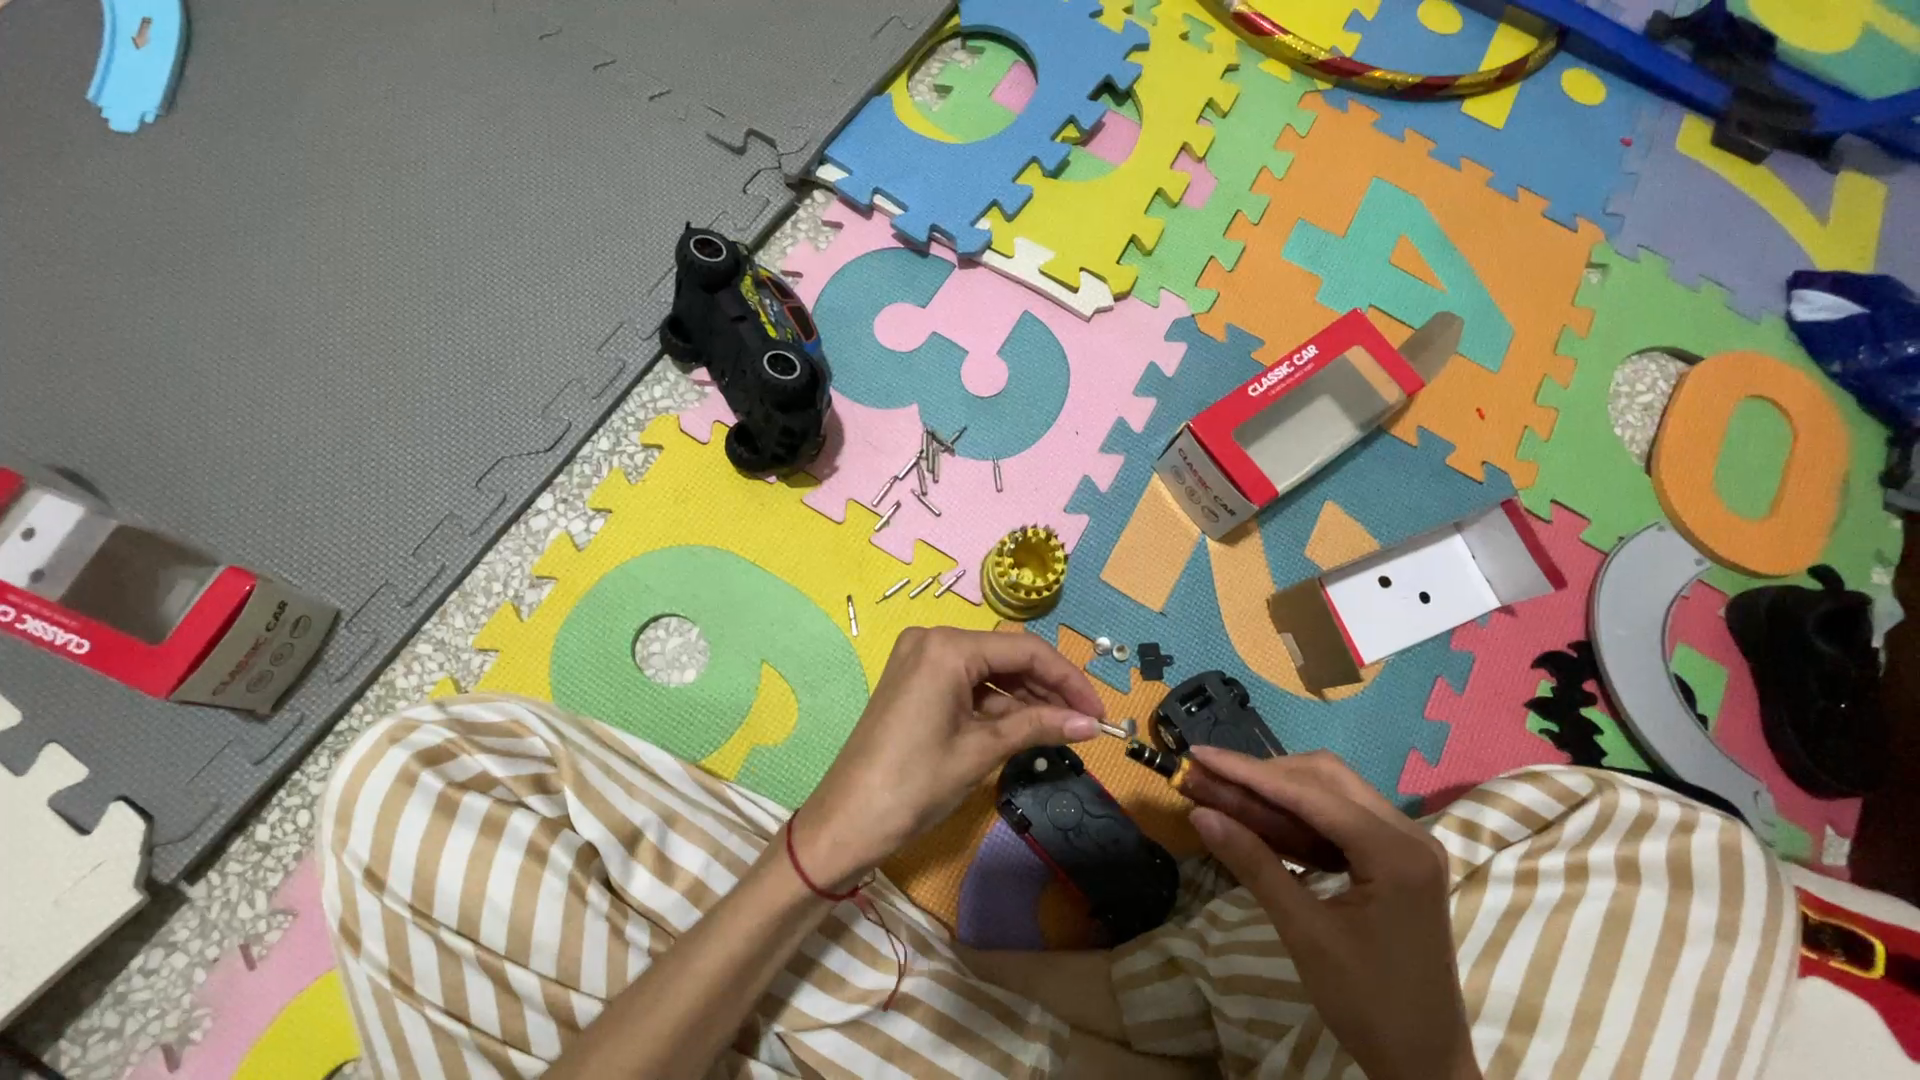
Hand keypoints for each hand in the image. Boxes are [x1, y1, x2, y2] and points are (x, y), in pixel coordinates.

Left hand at [792, 627, 1105, 889]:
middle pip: (1007, 657)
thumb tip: (1090, 723)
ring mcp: (919, 661)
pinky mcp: (914, 683)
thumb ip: (1038, 726)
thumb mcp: (981, 751)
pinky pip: (967, 685)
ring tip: (1062, 729)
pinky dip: (997, 705)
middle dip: (1049, 689)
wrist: (847, 822)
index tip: (1098, 712)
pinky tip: (1026, 728)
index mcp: (947, 647)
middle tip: (1085, 723)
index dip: (1068, 680)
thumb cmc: (914, 783)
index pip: (1025, 651)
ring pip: (989, 672)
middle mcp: (932, 641)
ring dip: (1026, 699)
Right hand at [1186, 747, 1481, 1079]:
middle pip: (1326, 777)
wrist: (1425, 1062)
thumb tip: (1200, 814)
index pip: (1309, 793)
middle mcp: (1410, 834)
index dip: (1248, 771)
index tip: (1198, 755)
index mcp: (1396, 852)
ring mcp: (1409, 845)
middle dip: (1262, 774)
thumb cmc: (1367, 1003)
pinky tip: (1264, 820)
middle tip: (1208, 776)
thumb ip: (1254, 865)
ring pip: (1334, 791)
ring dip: (1279, 789)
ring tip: (1225, 792)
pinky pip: (1343, 817)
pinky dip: (1300, 812)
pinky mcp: (1400, 860)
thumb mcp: (1304, 933)